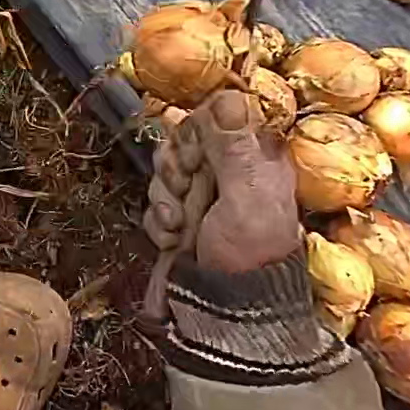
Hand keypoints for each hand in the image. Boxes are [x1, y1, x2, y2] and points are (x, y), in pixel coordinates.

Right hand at [142, 90, 301, 274]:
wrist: (227, 314)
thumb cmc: (248, 253)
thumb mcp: (246, 197)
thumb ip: (233, 148)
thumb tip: (229, 94)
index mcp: (255, 158)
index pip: (213, 116)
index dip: (196, 132)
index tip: (195, 157)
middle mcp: (228, 170)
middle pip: (182, 140)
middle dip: (176, 169)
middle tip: (187, 192)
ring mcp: (202, 195)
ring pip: (164, 170)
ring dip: (165, 199)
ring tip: (182, 227)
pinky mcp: (179, 218)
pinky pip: (155, 201)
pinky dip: (158, 221)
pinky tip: (173, 241)